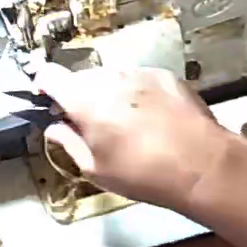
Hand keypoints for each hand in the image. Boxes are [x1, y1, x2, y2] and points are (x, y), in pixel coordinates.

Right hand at [36, 63, 243, 215]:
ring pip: (111, 77)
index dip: (43, 84)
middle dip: (78, 96)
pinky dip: (136, 93)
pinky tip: (151, 118)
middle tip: (90, 123)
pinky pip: (139, 79)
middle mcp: (108, 78)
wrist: (203, 165)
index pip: (49, 75)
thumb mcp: (96, 169)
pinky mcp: (165, 75)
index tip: (47, 100)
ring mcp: (138, 72)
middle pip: (81, 77)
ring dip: (108, 93)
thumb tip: (55, 129)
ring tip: (125, 123)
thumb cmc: (142, 173)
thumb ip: (69, 143)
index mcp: (84, 100)